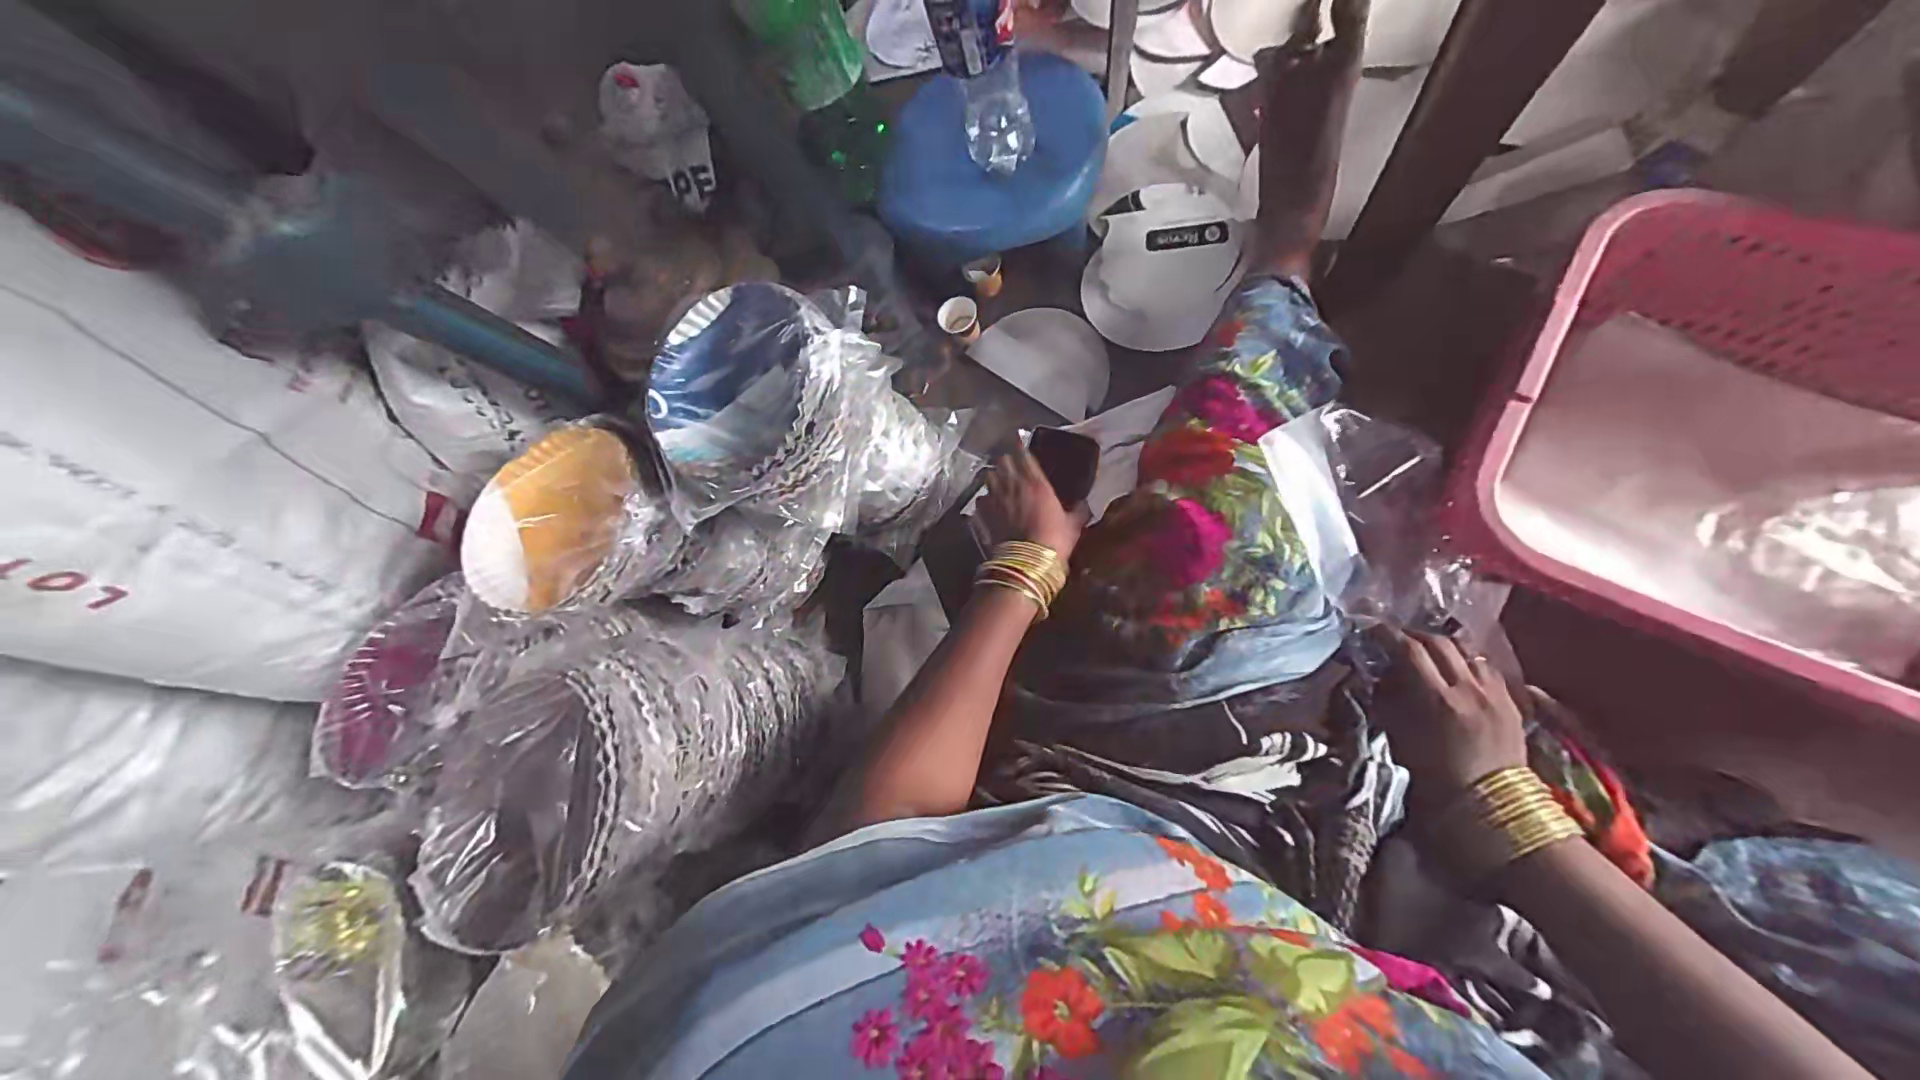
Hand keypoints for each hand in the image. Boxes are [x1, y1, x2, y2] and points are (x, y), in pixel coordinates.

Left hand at [980, 445, 1088, 557]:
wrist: (1028, 563)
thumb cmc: (1055, 540)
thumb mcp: (1073, 525)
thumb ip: (1079, 511)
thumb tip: (1084, 505)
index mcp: (1036, 483)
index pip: (1024, 455)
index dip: (1019, 446)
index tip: (1017, 441)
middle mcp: (1013, 485)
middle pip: (1002, 461)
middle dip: (1005, 462)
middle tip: (1010, 466)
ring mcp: (995, 498)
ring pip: (988, 476)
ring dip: (993, 477)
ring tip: (997, 483)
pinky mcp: (983, 514)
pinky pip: (980, 500)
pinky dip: (984, 500)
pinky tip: (988, 505)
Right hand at [1373, 628, 1527, 802]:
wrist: (1489, 801)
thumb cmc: (1434, 772)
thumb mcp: (1400, 734)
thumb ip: (1390, 699)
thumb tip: (1381, 674)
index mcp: (1438, 699)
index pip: (1411, 651)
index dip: (1389, 635)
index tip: (1373, 629)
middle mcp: (1469, 689)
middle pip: (1440, 643)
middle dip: (1414, 635)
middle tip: (1397, 637)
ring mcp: (1495, 694)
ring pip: (1467, 651)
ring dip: (1444, 645)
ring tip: (1429, 650)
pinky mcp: (1511, 702)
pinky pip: (1487, 668)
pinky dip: (1468, 662)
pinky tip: (1458, 669)